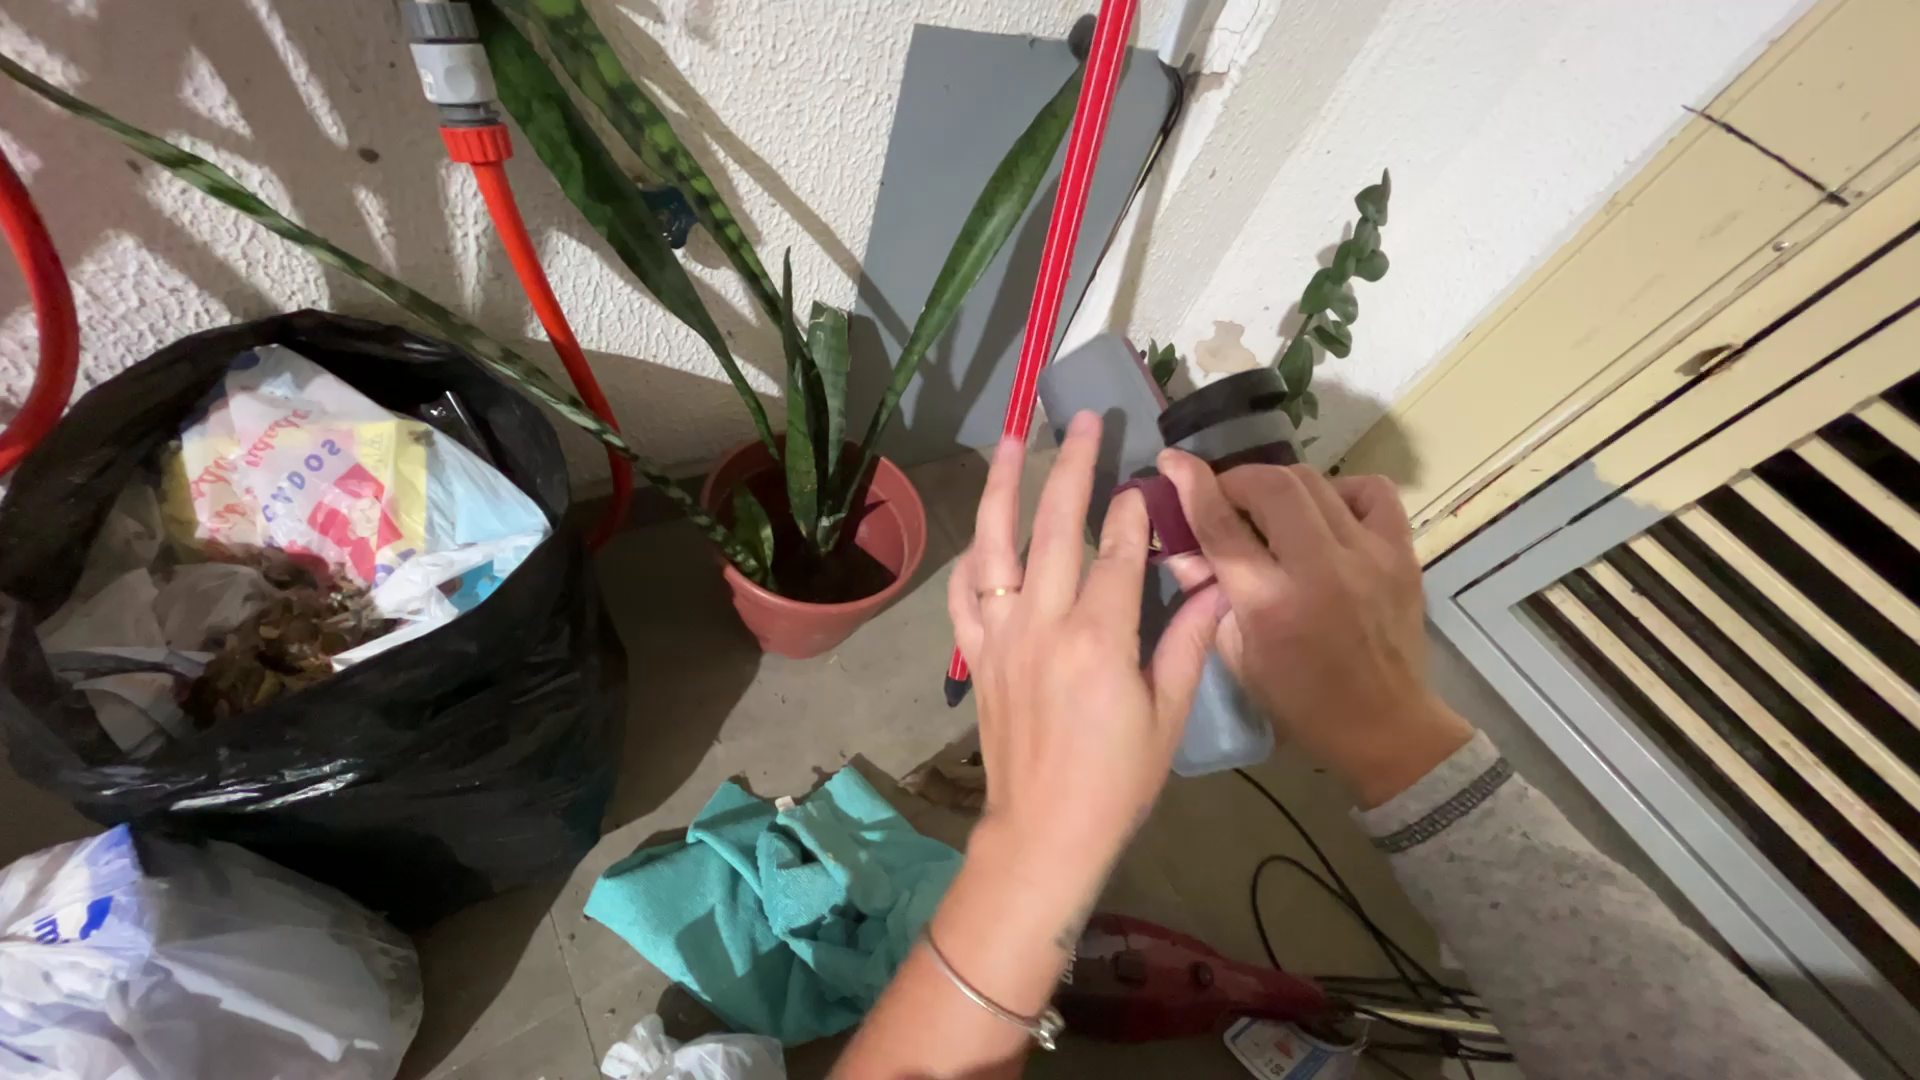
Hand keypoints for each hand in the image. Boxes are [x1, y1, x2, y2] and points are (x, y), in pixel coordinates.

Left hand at [948, 413, 1224, 878]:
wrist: (1043, 831)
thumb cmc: (1116, 780)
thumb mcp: (1167, 716)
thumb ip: (1188, 642)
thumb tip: (1216, 585)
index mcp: (1099, 637)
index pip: (1115, 550)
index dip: (1131, 511)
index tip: (1141, 480)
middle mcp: (1043, 622)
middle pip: (1056, 525)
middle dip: (1073, 466)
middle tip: (1085, 420)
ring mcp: (999, 634)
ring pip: (996, 544)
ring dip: (1002, 487)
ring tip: (1011, 439)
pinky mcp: (974, 654)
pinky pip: (965, 594)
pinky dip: (971, 559)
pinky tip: (982, 535)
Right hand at [1157, 452, 1474, 807]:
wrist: (1384, 724)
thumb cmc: (1297, 698)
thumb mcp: (1235, 653)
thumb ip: (1205, 592)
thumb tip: (1180, 546)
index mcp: (1270, 603)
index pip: (1221, 525)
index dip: (1191, 485)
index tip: (1172, 462)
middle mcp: (1320, 570)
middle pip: (1271, 486)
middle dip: (1236, 477)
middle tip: (1222, 492)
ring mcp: (1368, 556)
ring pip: (1315, 481)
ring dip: (1278, 483)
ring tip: (1267, 505)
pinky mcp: (1402, 553)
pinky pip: (1372, 490)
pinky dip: (1339, 488)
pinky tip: (1324, 511)